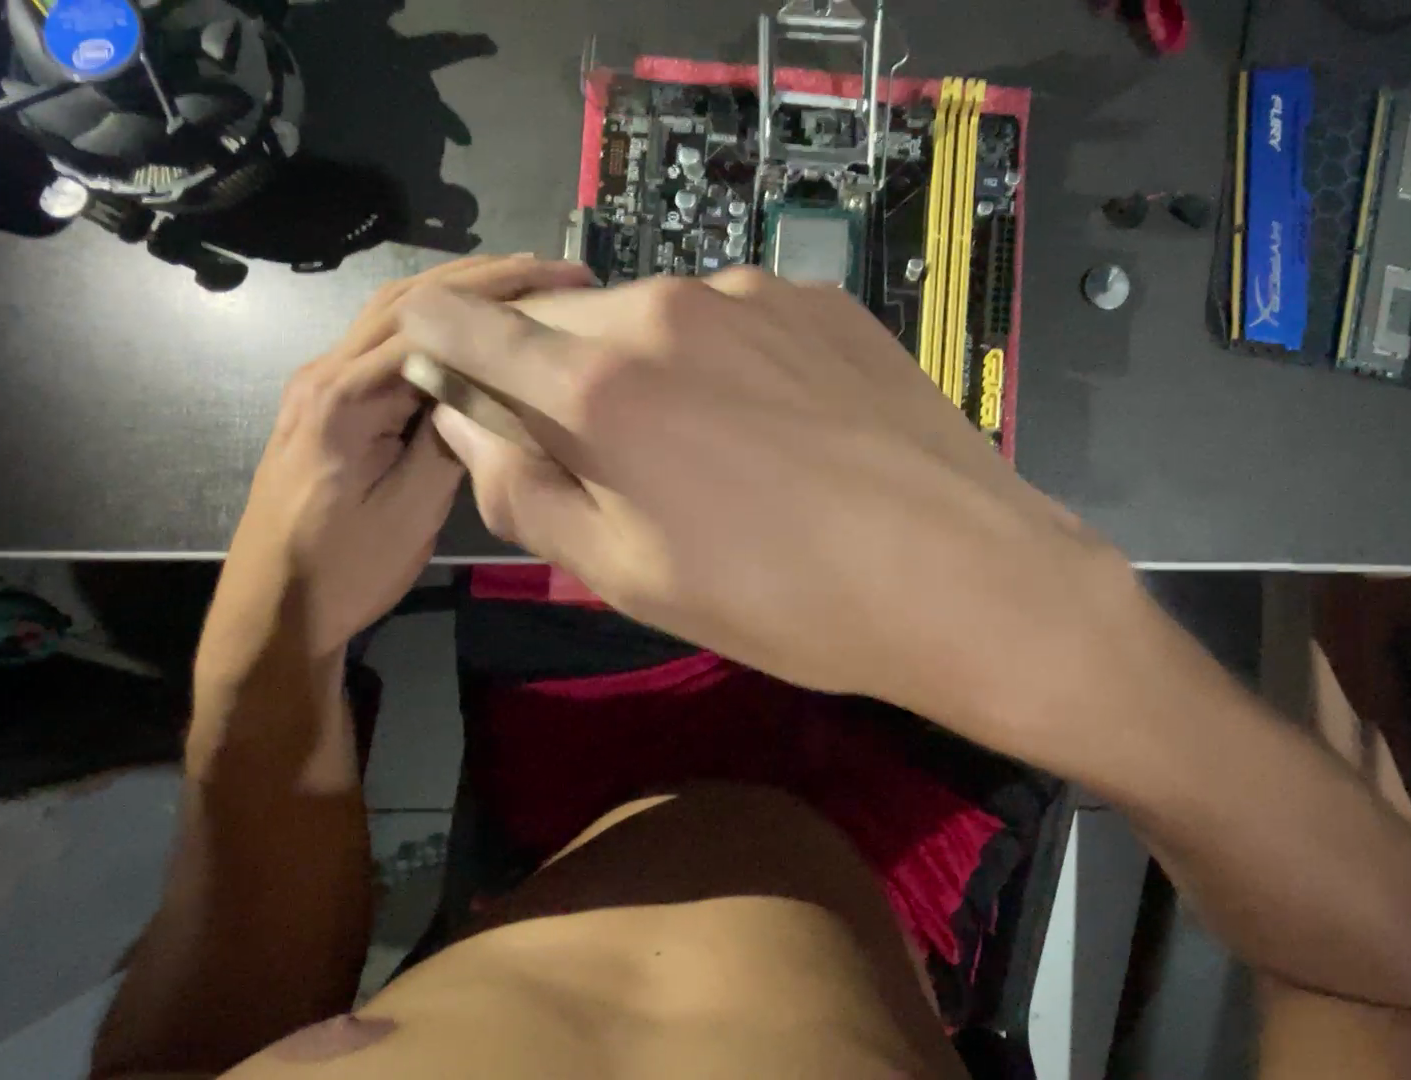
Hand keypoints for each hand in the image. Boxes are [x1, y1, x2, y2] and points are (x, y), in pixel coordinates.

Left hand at [201, 256, 596, 674]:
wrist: (276, 607)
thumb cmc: (346, 567)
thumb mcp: (411, 511)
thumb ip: (451, 439)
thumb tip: (492, 388)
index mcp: (344, 397)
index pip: (430, 324)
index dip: (499, 297)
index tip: (562, 285)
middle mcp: (326, 373)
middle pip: (408, 300)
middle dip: (484, 278)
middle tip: (557, 271)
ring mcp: (323, 385)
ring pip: (394, 315)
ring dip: (460, 294)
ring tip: (527, 286)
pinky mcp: (332, 403)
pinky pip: (388, 345)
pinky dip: (439, 325)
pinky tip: (479, 333)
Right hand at [398, 270, 1130, 721]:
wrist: (960, 574)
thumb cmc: (786, 601)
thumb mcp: (629, 578)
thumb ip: (525, 493)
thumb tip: (472, 425)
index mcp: (603, 381)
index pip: (473, 329)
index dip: (450, 352)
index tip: (460, 382)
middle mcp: (671, 308)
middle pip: (569, 322)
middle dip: (561, 374)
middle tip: (614, 454)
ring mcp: (760, 294)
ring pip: (660, 318)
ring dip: (654, 367)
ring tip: (717, 449)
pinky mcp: (829, 303)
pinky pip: (744, 320)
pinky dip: (732, 359)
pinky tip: (784, 424)